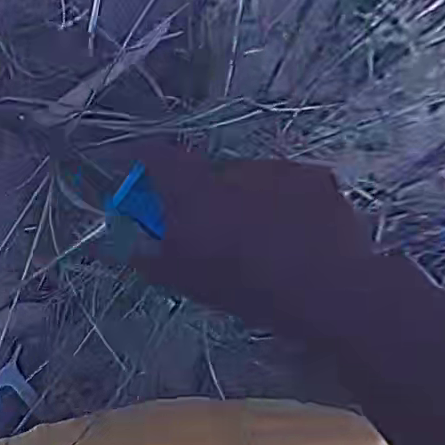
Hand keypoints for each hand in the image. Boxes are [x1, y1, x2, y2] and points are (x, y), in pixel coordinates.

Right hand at [132, 142, 383, 338]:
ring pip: (247, 178)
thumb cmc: (235, 281)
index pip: (160, 158)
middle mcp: (235, 171)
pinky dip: (275, 201)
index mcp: (192, 192)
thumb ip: (144, 253)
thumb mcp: (173, 276)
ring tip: (245, 233)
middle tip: (198, 224)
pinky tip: (281, 231)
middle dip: (199, 193)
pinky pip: (284, 184)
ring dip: (239, 197)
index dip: (144, 158)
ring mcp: (281, 172)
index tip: (137, 166)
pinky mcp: (319, 179)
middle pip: (206, 173)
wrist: (320, 286)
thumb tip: (124, 244)